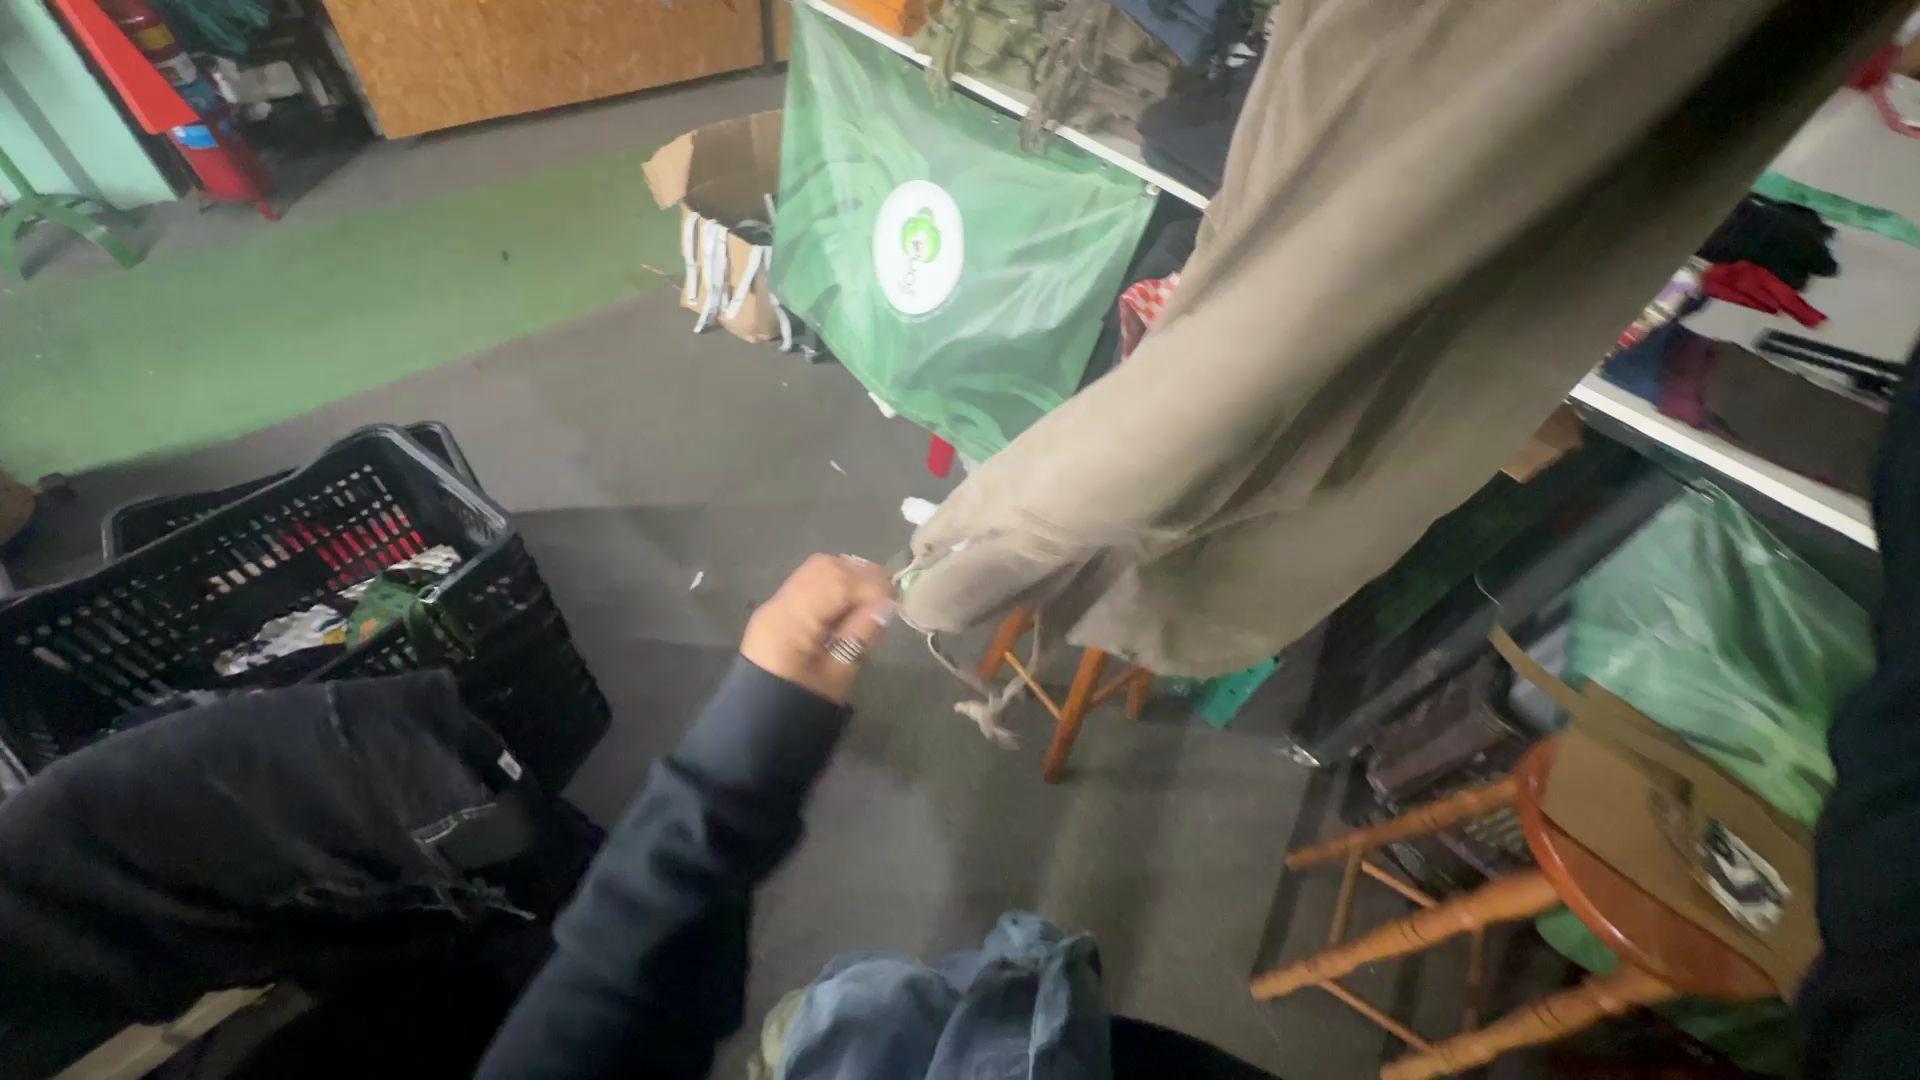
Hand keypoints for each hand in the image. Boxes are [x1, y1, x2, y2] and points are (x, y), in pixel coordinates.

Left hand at [740, 554, 895, 703]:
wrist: (756, 725)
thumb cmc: (799, 707)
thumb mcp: (836, 677)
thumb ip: (859, 635)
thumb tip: (885, 604)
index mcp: (792, 622)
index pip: (837, 582)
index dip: (871, 585)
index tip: (895, 602)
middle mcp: (780, 604)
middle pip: (825, 566)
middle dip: (862, 574)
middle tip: (887, 597)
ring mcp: (775, 604)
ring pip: (817, 569)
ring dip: (850, 576)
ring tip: (873, 599)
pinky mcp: (778, 610)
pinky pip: (810, 582)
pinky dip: (836, 584)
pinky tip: (852, 603)